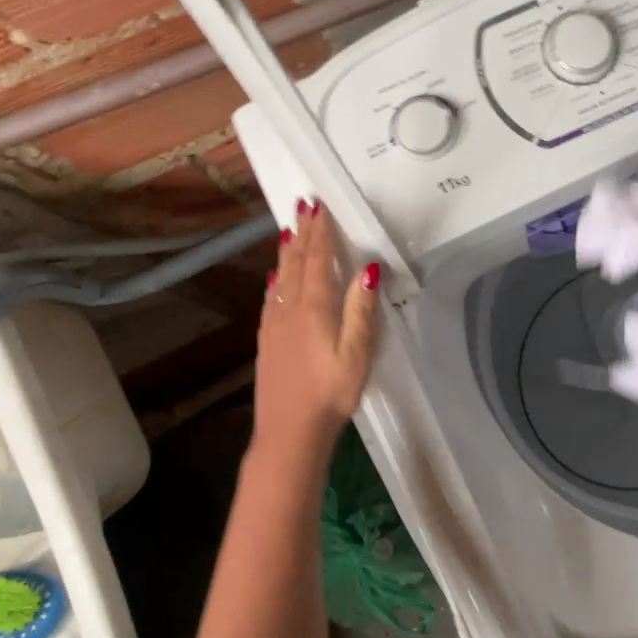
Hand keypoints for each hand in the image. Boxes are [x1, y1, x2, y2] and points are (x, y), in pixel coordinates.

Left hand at [255, 199, 379, 441]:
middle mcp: (290, 310)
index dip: (320, 232)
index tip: (319, 205)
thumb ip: (361, 308)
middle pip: (296, 263)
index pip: (317, 260)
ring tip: (290, 232)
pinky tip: (275, 282)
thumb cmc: (330, 393)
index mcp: (314, 308)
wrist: (289, 432)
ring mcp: (275, 326)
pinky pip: (271, 300)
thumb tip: (369, 267)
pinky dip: (275, 282)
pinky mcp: (268, 343)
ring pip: (280, 279)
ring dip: (287, 253)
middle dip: (302, 233)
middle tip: (302, 206)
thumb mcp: (357, 352)